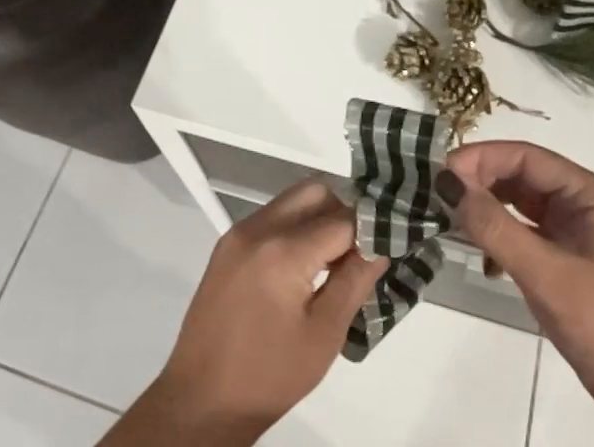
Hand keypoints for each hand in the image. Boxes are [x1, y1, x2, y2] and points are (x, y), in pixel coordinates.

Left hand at [101, 179, 386, 446]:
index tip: (391, 245)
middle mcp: (257, 229)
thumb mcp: (324, 333)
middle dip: (344, 213)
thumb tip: (381, 246)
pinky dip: (294, 229)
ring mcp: (237, 235)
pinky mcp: (226, 247)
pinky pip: (271, 219)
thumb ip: (355, 280)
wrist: (202, 400)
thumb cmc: (269, 375)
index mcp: (283, 251)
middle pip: (314, 192)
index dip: (372, 230)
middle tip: (362, 251)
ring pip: (291, 201)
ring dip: (319, 218)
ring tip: (336, 262)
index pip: (343, 219)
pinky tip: (306, 268)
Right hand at [440, 142, 593, 446]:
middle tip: (436, 199)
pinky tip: (486, 264)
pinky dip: (500, 239)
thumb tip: (447, 184)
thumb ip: (495, 227)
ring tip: (449, 223)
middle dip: (479, 183)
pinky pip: (524, 233)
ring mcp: (576, 230)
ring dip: (486, 211)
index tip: (438, 175)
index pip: (526, 156)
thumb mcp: (545, 274)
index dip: (481, 158)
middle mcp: (584, 202)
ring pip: (520, 203)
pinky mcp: (567, 257)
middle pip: (521, 175)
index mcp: (591, 193)